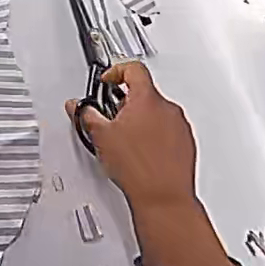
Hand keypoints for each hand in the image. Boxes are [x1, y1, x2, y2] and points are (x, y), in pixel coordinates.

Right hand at [71, 61, 195, 211]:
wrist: (163, 196)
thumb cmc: (137, 168)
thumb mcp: (101, 136)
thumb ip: (87, 114)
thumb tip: (79, 107)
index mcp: (147, 100)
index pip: (134, 69)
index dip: (116, 71)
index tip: (107, 81)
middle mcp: (167, 109)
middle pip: (144, 92)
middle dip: (125, 102)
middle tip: (111, 117)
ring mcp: (179, 126)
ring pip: (156, 111)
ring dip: (140, 119)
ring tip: (125, 139)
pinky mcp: (185, 142)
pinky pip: (168, 129)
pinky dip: (153, 134)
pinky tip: (139, 151)